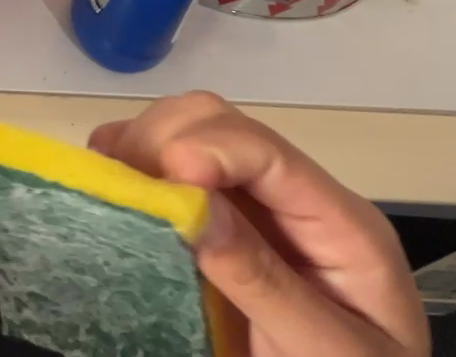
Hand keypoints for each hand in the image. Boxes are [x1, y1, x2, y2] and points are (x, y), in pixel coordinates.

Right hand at [90, 92, 428, 356]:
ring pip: (178, 124)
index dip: (208, 148)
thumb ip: (264, 281)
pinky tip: (118, 192)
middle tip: (130, 194)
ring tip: (121, 197)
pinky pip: (152, 147)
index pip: (266, 150)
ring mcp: (241, 188)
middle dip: (162, 142)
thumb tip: (191, 205)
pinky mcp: (202, 196)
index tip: (161, 177)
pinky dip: (122, 155)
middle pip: (215, 120)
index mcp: (337, 220)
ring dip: (137, 147)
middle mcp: (285, 188)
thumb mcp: (322, 349)